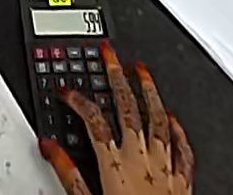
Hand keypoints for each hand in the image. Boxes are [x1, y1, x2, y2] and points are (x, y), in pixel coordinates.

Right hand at [40, 43, 193, 194]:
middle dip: (116, 75)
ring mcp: (165, 170)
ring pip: (158, 118)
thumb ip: (68, 177)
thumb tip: (49, 147)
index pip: (93, 120)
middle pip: (127, 107)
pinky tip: (172, 116)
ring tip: (141, 68)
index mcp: (116, 167)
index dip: (77, 99)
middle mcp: (142, 161)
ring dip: (148, 90)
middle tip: (109, 52)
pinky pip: (183, 151)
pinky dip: (177, 130)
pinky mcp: (183, 186)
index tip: (65, 90)